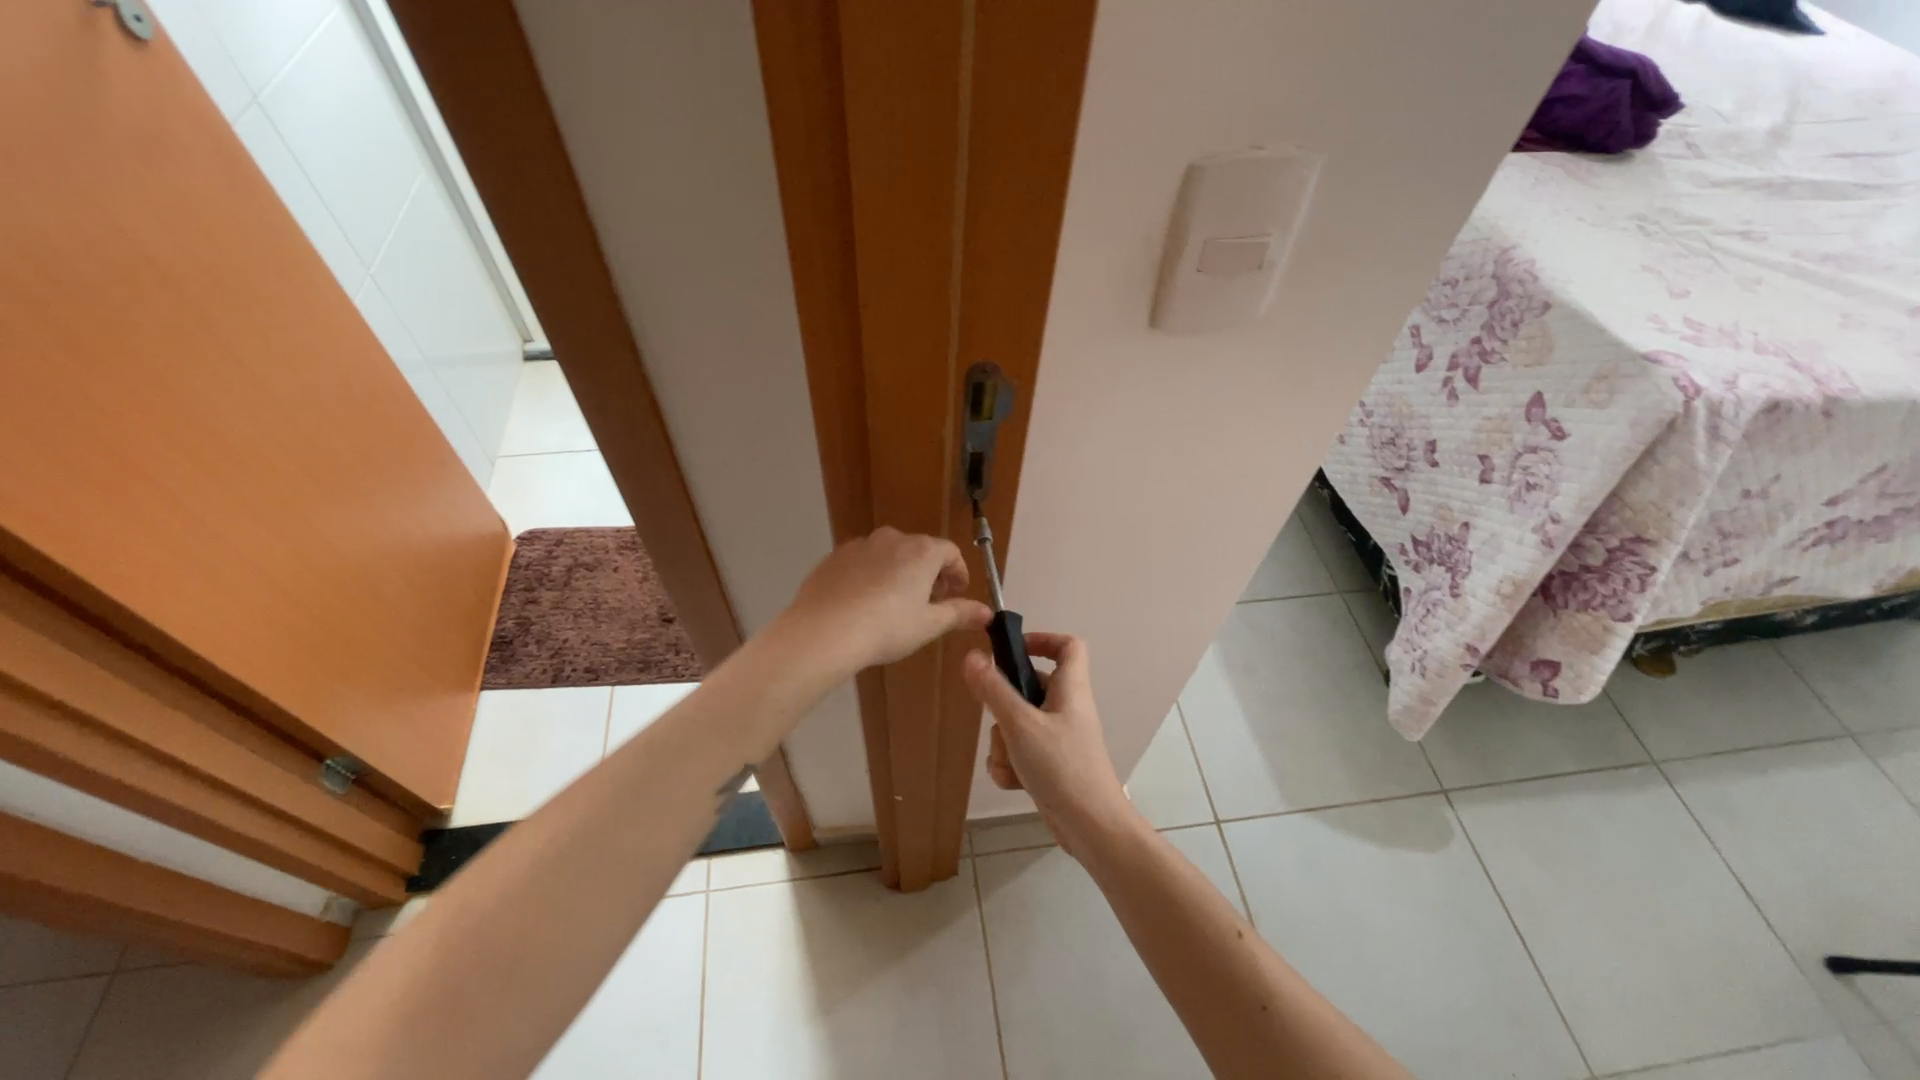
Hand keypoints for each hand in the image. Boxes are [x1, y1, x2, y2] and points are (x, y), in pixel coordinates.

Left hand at [777, 527, 991, 674]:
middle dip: (929, 573)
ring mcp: (860, 545)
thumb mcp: (929, 625)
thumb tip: (988, 612)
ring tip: (894, 605)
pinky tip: (864, 603)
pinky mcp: (834, 557)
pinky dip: (871, 576)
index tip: (956, 593)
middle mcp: (892, 539)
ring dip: (899, 572)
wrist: (824, 631)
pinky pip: (862, 562)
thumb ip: (960, 613)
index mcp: (921, 551)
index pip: (950, 552)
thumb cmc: (886, 628)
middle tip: (928, 603)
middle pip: (920, 550)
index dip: (958, 573)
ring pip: (889, 554)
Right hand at [963, 633, 1136, 855]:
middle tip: (998, 721)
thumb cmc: (1062, 767)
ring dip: (1004, 744)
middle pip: (1030, 689)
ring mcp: (1060, 739)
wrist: (1091, 827)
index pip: (1068, 646)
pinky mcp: (1051, 765)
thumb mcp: (1020, 725)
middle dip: (1004, 707)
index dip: (1042, 639)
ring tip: (1010, 761)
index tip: (1012, 650)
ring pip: (1019, 725)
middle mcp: (1067, 709)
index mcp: (1071, 690)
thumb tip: (972, 656)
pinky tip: (1014, 782)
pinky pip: (1021, 753)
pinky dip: (1012, 765)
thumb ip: (993, 690)